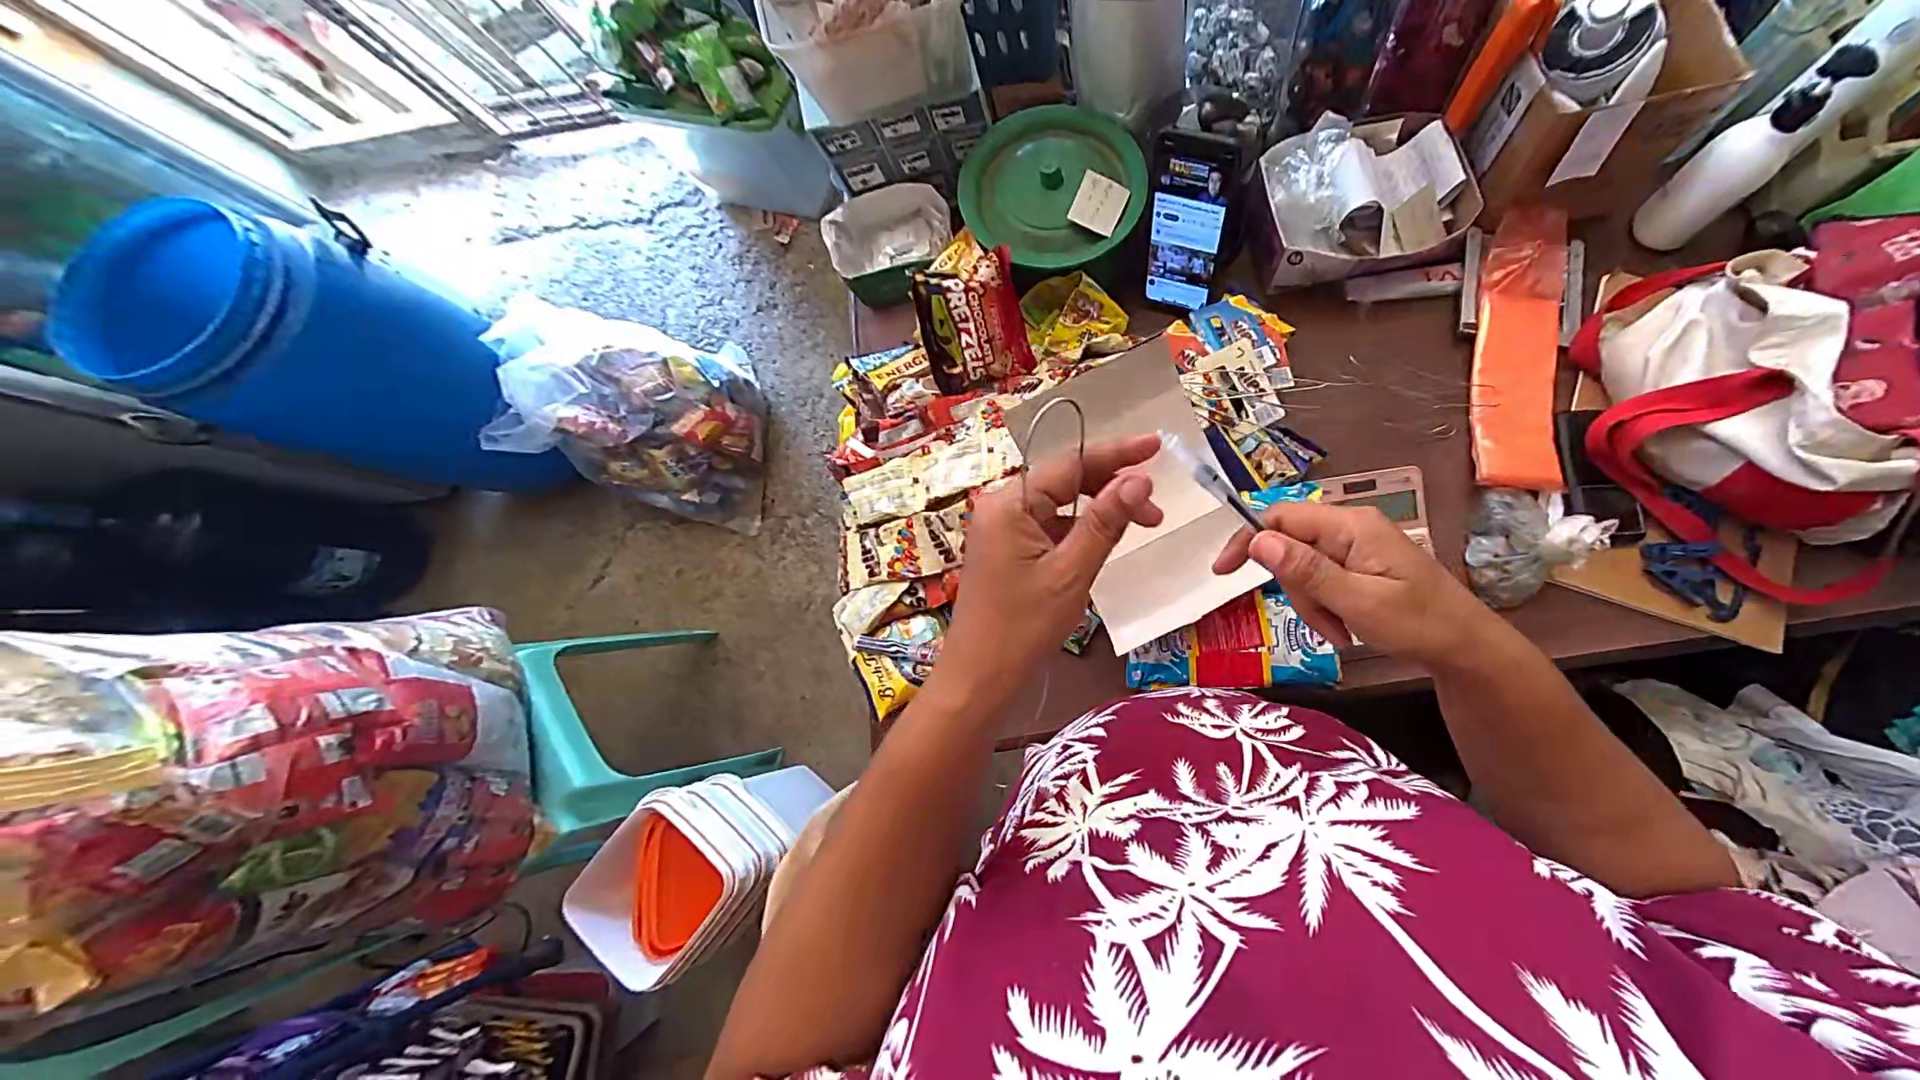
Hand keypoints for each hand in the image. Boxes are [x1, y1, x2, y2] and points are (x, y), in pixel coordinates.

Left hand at [936, 434, 1163, 690]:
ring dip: (1099, 510)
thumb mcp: (1072, 571)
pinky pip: (1049, 526)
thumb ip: (1105, 522)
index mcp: (1010, 504)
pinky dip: (1079, 530)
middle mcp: (1001, 507)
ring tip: (1142, 525)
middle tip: (1155, 508)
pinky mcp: (1007, 550)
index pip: (1069, 463)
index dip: (1114, 453)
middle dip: (1110, 486)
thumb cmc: (1024, 626)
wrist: (981, 675)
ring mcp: (1001, 529)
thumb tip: (1138, 479)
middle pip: (1063, 480)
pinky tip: (1105, 543)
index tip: (1154, 446)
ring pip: (1059, 504)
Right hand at [1212, 501, 1505, 668]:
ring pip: (1301, 568)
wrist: (1468, 649)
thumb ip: (1306, 570)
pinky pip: (1320, 579)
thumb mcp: (1358, 601)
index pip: (1280, 518)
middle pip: (1289, 547)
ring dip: (1310, 603)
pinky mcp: (1358, 565)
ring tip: (1340, 630)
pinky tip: (1345, 626)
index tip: (1224, 571)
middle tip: (1323, 621)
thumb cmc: (1420, 624)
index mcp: (1351, 526)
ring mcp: (1355, 547)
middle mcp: (1350, 528)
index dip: (1248, 539)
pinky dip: (1323, 605)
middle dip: (1295, 588)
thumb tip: (1259, 541)